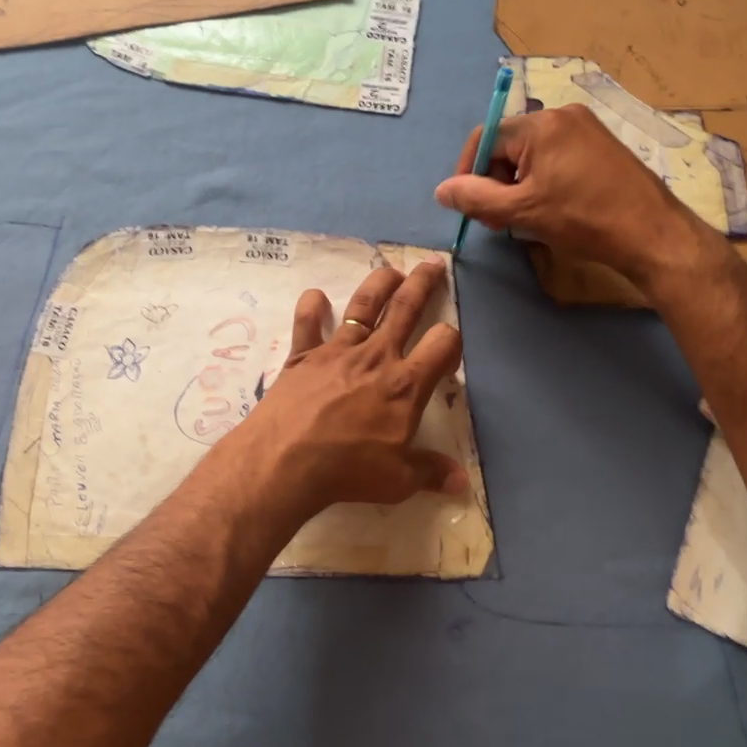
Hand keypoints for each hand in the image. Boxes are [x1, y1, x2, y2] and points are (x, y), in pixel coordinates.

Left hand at [213, 260, 466, 516]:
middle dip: (423, 284)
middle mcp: (376, 356)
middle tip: (432, 264)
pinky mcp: (303, 355)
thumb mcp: (398, 480)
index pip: (443, 345)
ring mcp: (337, 351)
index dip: (451, 339)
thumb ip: (430, 473)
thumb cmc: (348, 470)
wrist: (285, 460)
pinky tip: (315, 296)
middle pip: (406, 308)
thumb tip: (461, 482)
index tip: (448, 345)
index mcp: (406, 384)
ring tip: (389, 270)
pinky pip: (307, 323)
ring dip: (378, 283)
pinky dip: (311, 307)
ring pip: (363, 305)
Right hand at [433, 103, 730, 303]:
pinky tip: (551, 211)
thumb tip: (441, 190)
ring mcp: (586, 129)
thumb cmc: (583, 219)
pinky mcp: (601, 147)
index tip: (470, 207)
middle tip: (498, 221)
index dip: (469, 173)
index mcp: (541, 124)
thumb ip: (475, 198)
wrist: (652, 234)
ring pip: (531, 155)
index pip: (485, 138)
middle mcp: (563, 116)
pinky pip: (556, 157)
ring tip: (525, 220)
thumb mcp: (521, 211)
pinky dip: (543, 182)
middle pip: (508, 145)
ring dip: (518, 186)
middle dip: (495, 182)